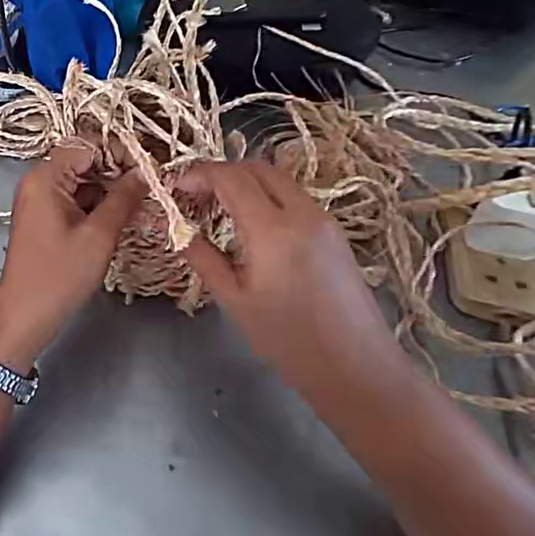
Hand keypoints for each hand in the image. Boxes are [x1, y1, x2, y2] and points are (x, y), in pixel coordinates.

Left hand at [0, 146, 145, 371]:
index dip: (120, 151)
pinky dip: (99, 204)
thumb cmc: (58, 276)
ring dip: (111, 188)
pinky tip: (123, 216)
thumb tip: (146, 173)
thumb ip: (124, 198)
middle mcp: (39, 181)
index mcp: (45, 177)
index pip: (87, 144)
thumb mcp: (98, 236)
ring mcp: (40, 199)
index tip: (150, 167)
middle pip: (85, 159)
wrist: (24, 318)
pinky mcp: (45, 217)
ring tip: (143, 202)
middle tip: (152, 185)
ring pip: (83, 180)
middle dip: (118, 170)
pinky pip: (76, 198)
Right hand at [177, 161, 395, 391]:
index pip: (230, 177)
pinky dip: (267, 195)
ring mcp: (323, 218)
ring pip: (277, 178)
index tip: (176, 186)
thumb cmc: (289, 342)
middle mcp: (302, 212)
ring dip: (245, 182)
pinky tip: (252, 224)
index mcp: (273, 230)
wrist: (358, 368)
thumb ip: (203, 258)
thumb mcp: (235, 302)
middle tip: (196, 196)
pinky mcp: (334, 230)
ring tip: (220, 209)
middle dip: (221, 173)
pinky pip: (294, 195)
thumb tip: (178, 229)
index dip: (199, 174)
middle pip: (255, 167)